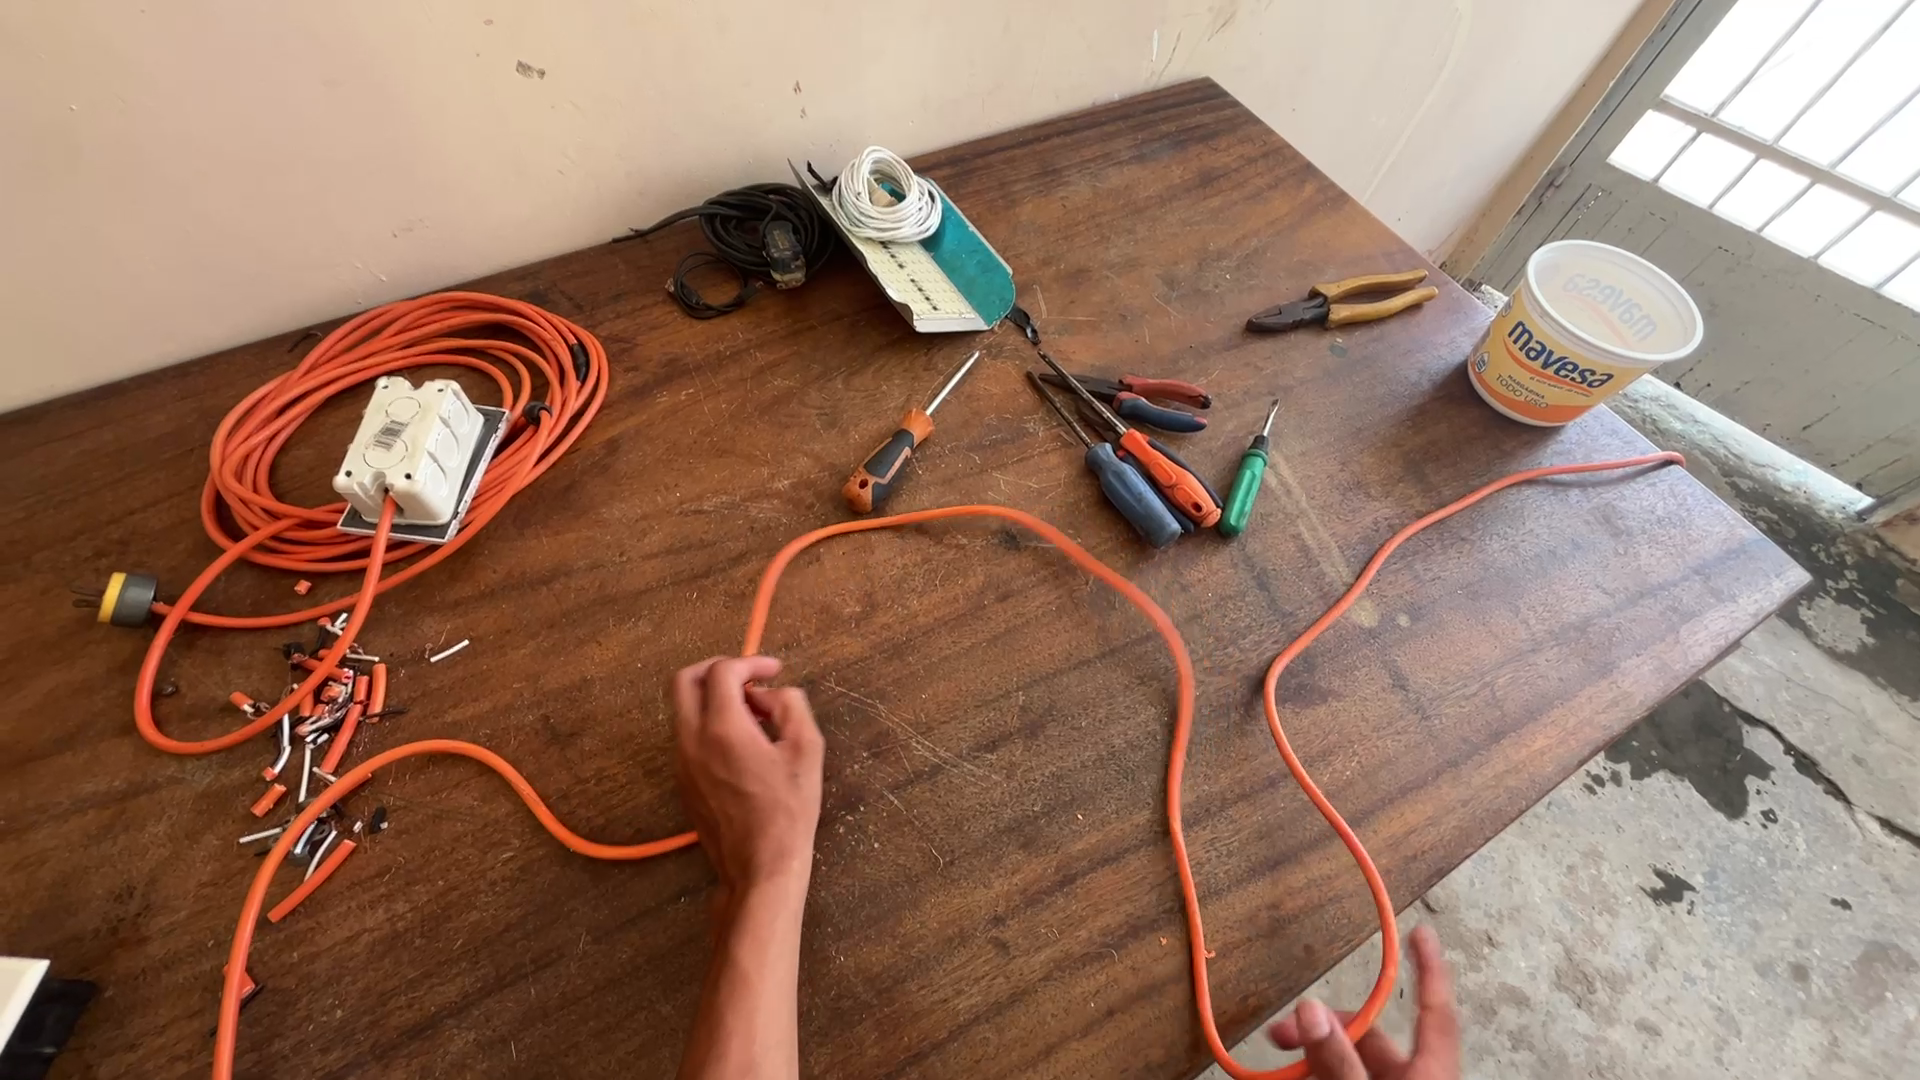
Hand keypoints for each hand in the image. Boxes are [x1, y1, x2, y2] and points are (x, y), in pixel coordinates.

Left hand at [672, 656, 823, 901]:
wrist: (760, 866)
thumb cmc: (788, 810)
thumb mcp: (806, 749)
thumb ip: (791, 705)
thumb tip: (770, 693)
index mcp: (723, 729)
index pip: (722, 671)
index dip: (751, 662)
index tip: (774, 670)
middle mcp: (692, 741)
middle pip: (685, 680)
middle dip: (718, 668)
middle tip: (750, 678)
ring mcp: (681, 762)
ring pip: (684, 707)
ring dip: (715, 696)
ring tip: (755, 714)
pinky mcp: (682, 780)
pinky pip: (688, 733)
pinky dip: (710, 721)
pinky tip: (744, 740)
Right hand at [1267, 925, 1458, 1079]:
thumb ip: (1339, 1060)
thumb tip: (1309, 1007)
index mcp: (1429, 1075)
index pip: (1435, 1014)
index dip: (1430, 971)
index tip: (1422, 930)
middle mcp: (1412, 1078)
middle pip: (1371, 1035)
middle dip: (1323, 1025)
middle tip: (1279, 1034)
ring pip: (1350, 1056)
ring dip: (1313, 1049)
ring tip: (1278, 1052)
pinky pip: (1343, 1074)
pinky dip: (1316, 1069)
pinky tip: (1290, 1072)